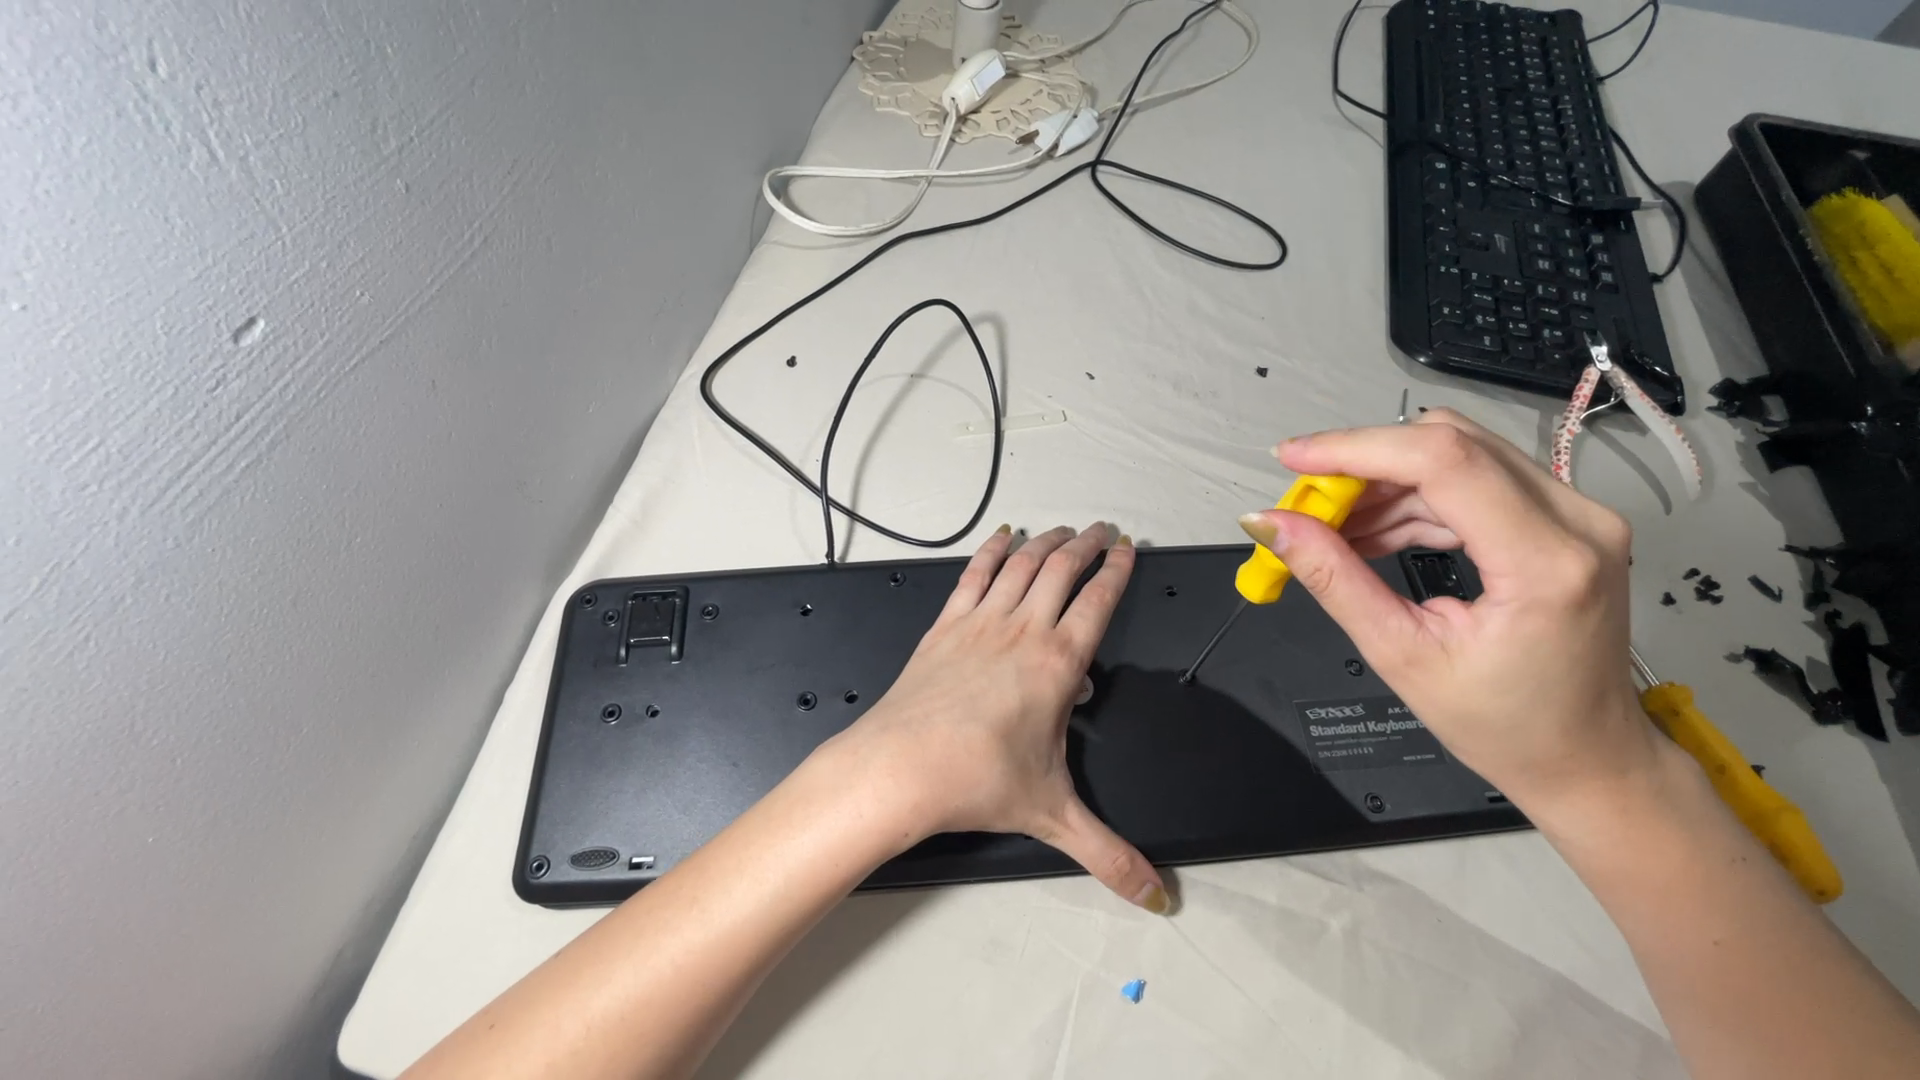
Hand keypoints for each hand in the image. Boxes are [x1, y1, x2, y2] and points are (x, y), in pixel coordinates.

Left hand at [826, 523, 1170, 913]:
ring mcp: (980, 624)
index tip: (1127, 549)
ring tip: (1062, 528)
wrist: (900, 768)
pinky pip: (973, 575)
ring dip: (1045, 541)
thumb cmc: (974, 782)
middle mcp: (1021, 632)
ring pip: (1020, 565)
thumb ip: (1108, 853)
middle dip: (1086, 544)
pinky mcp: (945, 627)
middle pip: (1061, 569)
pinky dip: (991, 551)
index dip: (1116, 570)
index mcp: (1057, 664)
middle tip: (1102, 529)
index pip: (1097, 601)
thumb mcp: (1052, 815)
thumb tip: (1153, 894)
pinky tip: (1000, 538)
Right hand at [1236, 409, 1660, 817]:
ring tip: (1335, 531)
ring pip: (1458, 456)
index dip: (1356, 448)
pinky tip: (1375, 534)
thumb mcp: (1400, 654)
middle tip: (1309, 503)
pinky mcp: (1564, 520)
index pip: (1443, 461)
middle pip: (1449, 444)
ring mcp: (1577, 515)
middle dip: (1364, 464)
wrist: (1586, 756)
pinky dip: (1413, 500)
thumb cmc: (1504, 724)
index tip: (1292, 460)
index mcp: (1544, 562)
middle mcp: (1576, 522)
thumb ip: (1333, 579)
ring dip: (1384, 484)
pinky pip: (1474, 481)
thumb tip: (1272, 525)